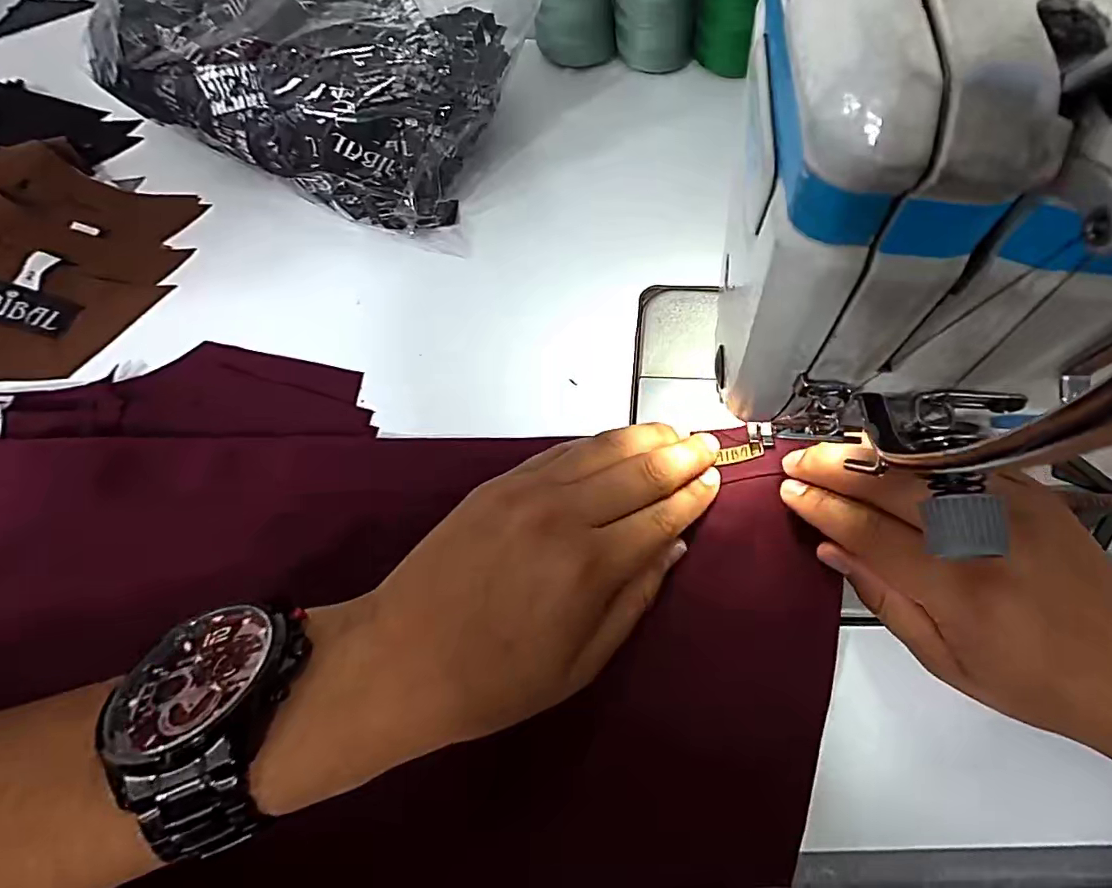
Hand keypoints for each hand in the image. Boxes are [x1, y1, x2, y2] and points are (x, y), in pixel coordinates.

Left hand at [362, 424, 721, 752]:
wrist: (396, 660)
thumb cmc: (494, 680)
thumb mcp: (580, 664)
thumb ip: (635, 600)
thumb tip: (673, 548)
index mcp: (589, 567)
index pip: (661, 515)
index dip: (694, 495)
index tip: (715, 479)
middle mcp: (564, 516)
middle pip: (641, 469)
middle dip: (682, 454)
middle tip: (708, 444)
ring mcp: (528, 491)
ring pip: (605, 447)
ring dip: (647, 435)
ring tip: (675, 431)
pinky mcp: (501, 483)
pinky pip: (564, 449)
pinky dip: (600, 441)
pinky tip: (620, 439)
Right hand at [779, 443, 1111, 744]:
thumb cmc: (1038, 680)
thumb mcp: (946, 660)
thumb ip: (884, 597)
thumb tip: (834, 552)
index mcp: (956, 587)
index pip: (868, 531)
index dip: (822, 508)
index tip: (791, 494)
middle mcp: (980, 534)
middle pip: (888, 483)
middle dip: (832, 466)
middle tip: (797, 461)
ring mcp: (1008, 502)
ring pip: (919, 461)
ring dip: (866, 454)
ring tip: (828, 453)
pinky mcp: (1028, 487)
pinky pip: (957, 461)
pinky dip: (912, 455)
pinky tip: (885, 455)